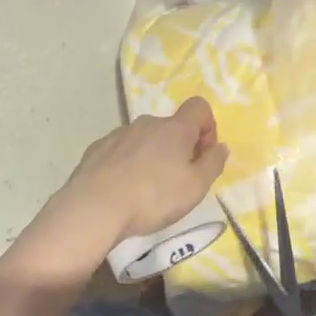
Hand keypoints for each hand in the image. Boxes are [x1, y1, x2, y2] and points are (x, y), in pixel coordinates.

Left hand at [58, 97, 229, 241]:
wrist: (95, 207)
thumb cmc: (152, 198)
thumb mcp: (195, 188)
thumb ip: (212, 164)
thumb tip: (220, 147)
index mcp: (174, 128)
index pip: (199, 107)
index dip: (207, 126)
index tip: (203, 155)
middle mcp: (145, 123)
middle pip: (169, 127)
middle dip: (177, 148)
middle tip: (175, 182)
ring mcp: (117, 134)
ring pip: (143, 140)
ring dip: (150, 157)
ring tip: (145, 190)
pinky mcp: (96, 150)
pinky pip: (119, 152)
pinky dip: (126, 165)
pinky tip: (121, 190)